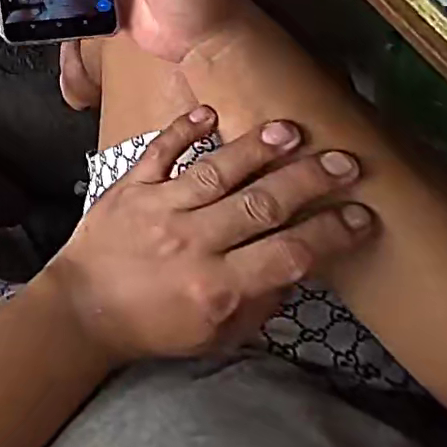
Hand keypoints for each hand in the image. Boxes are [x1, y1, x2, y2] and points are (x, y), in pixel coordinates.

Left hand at [43, 106, 373, 362]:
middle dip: (307, 182)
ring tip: (289, 130)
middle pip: (260, 205)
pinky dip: (183, 130)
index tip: (361, 214)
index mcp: (218, 286)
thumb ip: (260, 301)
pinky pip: (160, 152)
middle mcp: (192, 241)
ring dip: (254, 149)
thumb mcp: (216, 334)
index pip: (289, 254)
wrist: (85, 306)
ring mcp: (159, 207)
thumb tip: (299, 264)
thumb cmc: (154, 324)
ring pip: (215, 171)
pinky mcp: (131, 185)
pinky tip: (209, 112)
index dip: (331, 233)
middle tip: (343, 162)